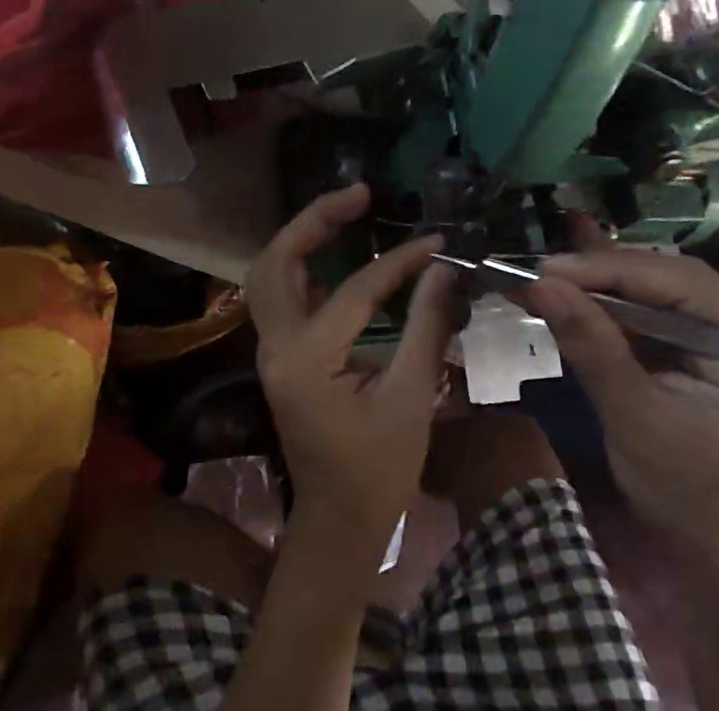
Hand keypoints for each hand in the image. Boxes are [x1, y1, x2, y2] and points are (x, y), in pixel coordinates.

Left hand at [245, 184, 461, 541]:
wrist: (340, 524)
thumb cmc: (378, 469)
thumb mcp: (411, 396)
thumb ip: (428, 325)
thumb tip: (446, 269)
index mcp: (306, 360)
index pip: (355, 290)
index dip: (400, 262)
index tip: (438, 242)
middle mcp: (277, 349)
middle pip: (275, 263)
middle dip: (314, 221)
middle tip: (359, 194)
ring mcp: (274, 354)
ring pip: (271, 278)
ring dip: (303, 239)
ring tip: (345, 212)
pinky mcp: (285, 360)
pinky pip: (286, 299)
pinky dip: (306, 268)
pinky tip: (337, 257)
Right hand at [524, 244, 718, 557]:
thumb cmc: (685, 503)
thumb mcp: (634, 421)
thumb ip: (592, 346)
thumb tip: (542, 285)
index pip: (687, 285)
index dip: (614, 269)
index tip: (550, 268)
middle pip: (684, 286)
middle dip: (614, 276)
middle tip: (551, 273)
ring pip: (675, 300)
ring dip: (617, 291)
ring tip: (562, 280)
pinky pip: (673, 325)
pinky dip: (629, 316)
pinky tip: (591, 303)